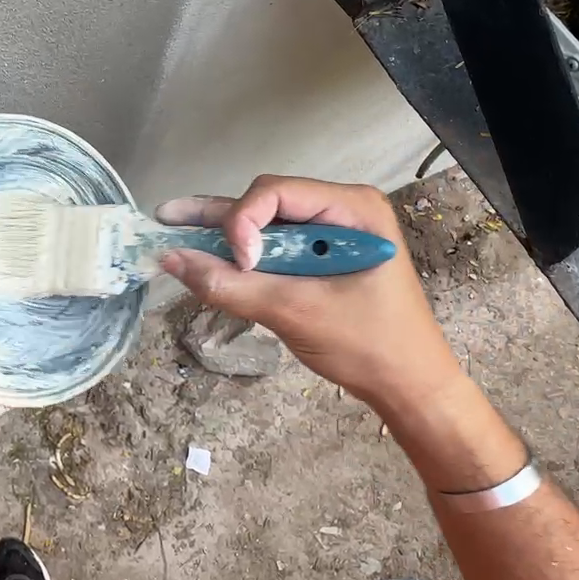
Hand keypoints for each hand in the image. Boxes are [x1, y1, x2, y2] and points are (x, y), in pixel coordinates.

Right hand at [156, 175, 461, 408]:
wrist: (410, 386)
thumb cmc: (367, 345)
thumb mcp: (294, 312)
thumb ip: (230, 285)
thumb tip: (169, 259)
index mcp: (352, 209)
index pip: (275, 193)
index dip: (242, 222)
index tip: (240, 267)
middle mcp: (338, 210)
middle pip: (263, 203)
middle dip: (221, 221)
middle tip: (168, 224)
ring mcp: (327, 233)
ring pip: (261, 223)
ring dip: (220, 234)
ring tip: (170, 227)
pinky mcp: (316, 256)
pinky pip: (270, 246)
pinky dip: (238, 255)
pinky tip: (200, 253)